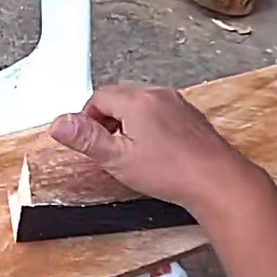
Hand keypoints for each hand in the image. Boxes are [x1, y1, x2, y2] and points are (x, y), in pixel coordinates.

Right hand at [49, 84, 272, 220]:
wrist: (217, 181)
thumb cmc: (172, 172)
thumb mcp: (118, 159)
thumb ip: (87, 139)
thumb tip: (59, 124)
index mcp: (137, 100)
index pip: (99, 97)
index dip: (87, 119)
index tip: (89, 140)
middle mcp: (159, 95)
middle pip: (121, 98)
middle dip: (108, 120)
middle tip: (108, 148)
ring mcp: (179, 105)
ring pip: (143, 106)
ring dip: (131, 124)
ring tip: (132, 153)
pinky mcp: (192, 118)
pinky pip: (163, 115)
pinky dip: (153, 128)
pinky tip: (158, 154)